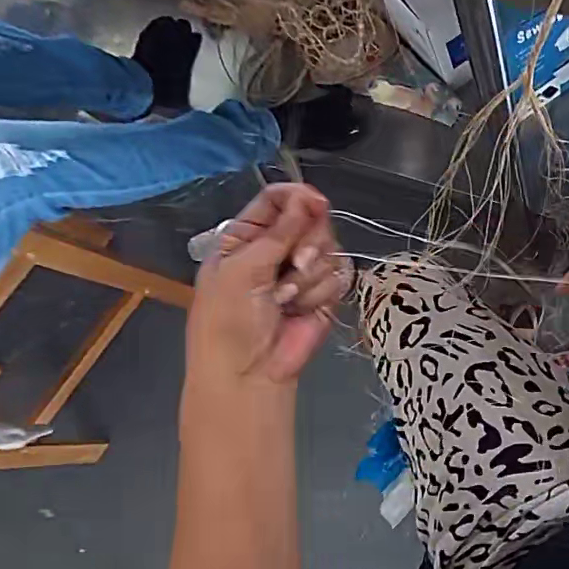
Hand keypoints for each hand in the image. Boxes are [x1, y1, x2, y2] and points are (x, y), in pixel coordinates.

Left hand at [188, 183, 350, 387]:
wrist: (251, 370)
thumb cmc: (228, 320)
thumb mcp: (243, 269)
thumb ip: (279, 232)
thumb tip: (309, 198)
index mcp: (248, 236)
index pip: (278, 200)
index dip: (298, 198)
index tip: (315, 203)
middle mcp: (279, 248)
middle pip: (313, 221)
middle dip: (307, 243)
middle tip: (294, 264)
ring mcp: (304, 271)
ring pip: (330, 249)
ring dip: (309, 276)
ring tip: (286, 298)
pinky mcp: (325, 293)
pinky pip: (339, 276)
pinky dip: (321, 293)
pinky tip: (302, 308)